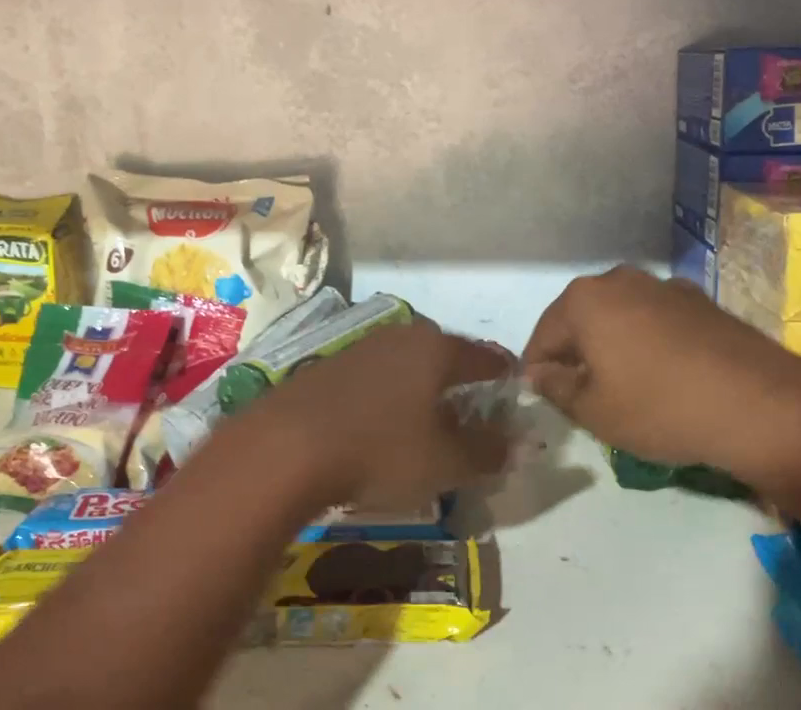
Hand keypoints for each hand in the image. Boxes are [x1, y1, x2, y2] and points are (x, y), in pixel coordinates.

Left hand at [244, 321, 512, 511]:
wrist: (286, 447)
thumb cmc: (380, 450)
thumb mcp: (445, 462)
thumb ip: (486, 452)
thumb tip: (514, 444)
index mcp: (436, 349)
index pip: (484, 357)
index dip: (503, 375)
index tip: (514, 388)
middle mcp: (399, 337)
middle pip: (442, 356)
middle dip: (458, 381)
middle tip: (470, 410)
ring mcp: (358, 349)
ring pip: (404, 366)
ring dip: (419, 390)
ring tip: (425, 421)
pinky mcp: (325, 368)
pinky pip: (372, 380)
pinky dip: (385, 398)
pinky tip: (379, 425)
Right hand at [523, 266, 800, 480]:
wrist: (761, 405)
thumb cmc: (660, 407)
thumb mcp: (593, 411)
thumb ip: (555, 387)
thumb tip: (538, 372)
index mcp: (584, 299)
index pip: (543, 336)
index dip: (538, 371)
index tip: (543, 399)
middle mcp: (620, 280)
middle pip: (582, 320)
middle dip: (577, 354)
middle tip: (583, 396)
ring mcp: (665, 286)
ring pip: (622, 318)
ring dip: (615, 347)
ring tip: (627, 389)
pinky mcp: (702, 302)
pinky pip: (658, 322)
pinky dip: (651, 345)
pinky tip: (666, 379)